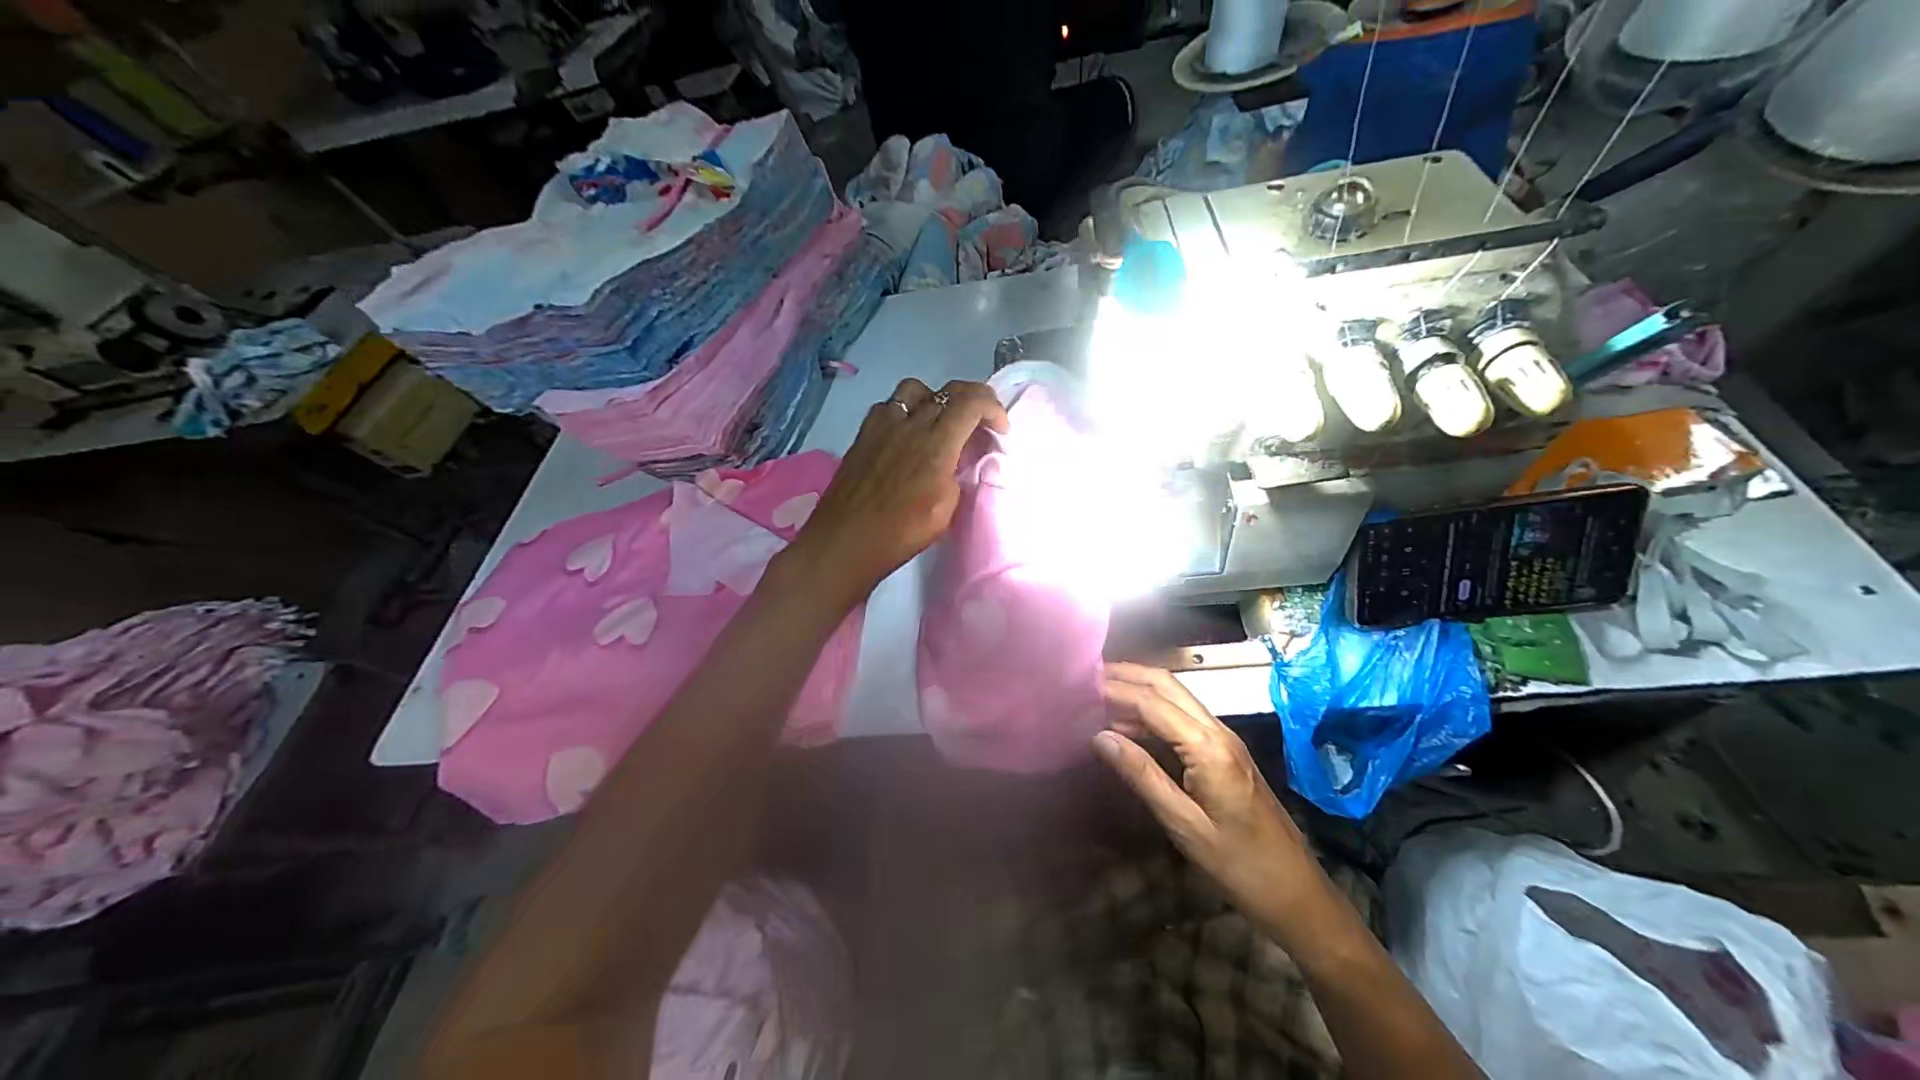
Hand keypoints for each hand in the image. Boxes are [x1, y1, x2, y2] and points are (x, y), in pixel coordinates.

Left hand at [776, 378, 1007, 606]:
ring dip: (936, 400)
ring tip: (940, 425)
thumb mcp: (946, 509)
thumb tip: (956, 460)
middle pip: (947, 391)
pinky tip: (906, 436)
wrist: (845, 542)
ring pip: (914, 390)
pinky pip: (888, 407)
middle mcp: (909, 424)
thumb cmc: (901, 532)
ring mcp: (882, 426)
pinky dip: (905, 412)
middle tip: (980, 424)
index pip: (971, 402)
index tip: (1000, 430)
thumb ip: (957, 475)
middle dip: (972, 401)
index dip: (993, 408)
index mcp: (936, 443)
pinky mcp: (863, 435)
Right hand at [1095, 663, 1323, 938]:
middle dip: (1126, 675)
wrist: (1296, 891)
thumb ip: (1142, 776)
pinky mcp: (1224, 753)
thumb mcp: (1184, 825)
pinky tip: (1127, 725)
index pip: (1152, 702)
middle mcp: (1218, 732)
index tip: (1078, 684)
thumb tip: (1099, 737)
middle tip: (1085, 679)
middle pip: (1167, 685)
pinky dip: (1151, 711)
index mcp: (1208, 748)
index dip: (1114, 689)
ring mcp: (1224, 740)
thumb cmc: (1239, 865)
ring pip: (1176, 697)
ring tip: (1097, 697)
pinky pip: (1182, 717)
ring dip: (1138, 690)